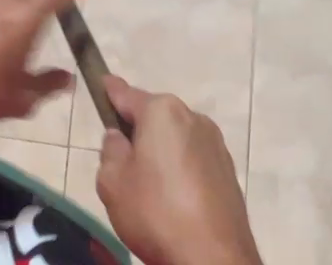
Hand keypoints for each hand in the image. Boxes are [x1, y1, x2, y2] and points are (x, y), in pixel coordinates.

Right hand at [95, 76, 259, 264]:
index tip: (102, 84)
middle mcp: (193, 118)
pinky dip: (181, 171)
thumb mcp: (112, 181)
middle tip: (122, 162)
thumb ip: (110, 150)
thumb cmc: (156, 213)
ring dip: (161, 152)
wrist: (214, 262)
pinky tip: (174, 201)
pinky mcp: (229, 173)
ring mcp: (215, 145)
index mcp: (162, 112)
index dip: (110, 91)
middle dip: (138, 130)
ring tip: (150, 189)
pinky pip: (194, 160)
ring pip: (175, 139)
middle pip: (154, 117)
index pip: (126, 94)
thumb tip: (120, 138)